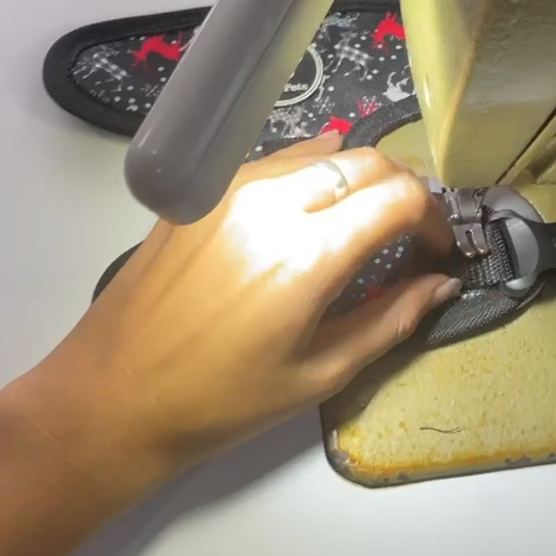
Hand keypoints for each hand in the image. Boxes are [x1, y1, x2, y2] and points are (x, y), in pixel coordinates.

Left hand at [15, 134, 456, 486]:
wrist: (112, 396)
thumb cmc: (220, 403)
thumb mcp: (319, 373)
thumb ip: (391, 319)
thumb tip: (442, 283)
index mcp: (307, 254)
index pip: (401, 197)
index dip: (434, 219)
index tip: (436, 250)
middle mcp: (272, 201)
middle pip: (368, 162)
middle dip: (404, 192)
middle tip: (409, 236)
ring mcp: (231, 186)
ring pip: (324, 153)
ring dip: (359, 179)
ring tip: (363, 223)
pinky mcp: (203, 189)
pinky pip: (277, 160)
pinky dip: (313, 173)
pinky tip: (313, 209)